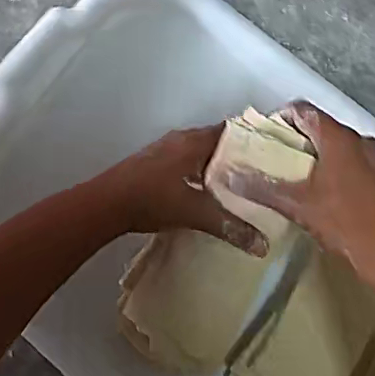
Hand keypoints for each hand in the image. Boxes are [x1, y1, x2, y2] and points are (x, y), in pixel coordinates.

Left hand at [93, 124, 267, 255]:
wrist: (106, 203)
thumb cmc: (152, 198)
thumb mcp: (194, 212)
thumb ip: (228, 225)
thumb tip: (262, 244)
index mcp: (193, 142)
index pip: (229, 131)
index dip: (249, 140)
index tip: (268, 154)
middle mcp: (180, 139)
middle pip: (215, 141)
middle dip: (235, 156)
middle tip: (257, 175)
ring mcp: (164, 150)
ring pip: (198, 152)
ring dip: (215, 165)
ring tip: (235, 186)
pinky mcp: (153, 164)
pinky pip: (185, 162)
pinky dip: (198, 172)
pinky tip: (203, 193)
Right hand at [224, 101, 374, 299]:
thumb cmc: (351, 227)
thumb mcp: (300, 208)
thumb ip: (264, 188)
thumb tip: (230, 176)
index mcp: (340, 138)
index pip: (303, 110)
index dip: (279, 119)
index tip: (264, 137)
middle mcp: (362, 141)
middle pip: (322, 128)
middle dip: (297, 141)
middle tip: (276, 162)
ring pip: (341, 147)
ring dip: (319, 158)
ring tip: (299, 182)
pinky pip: (358, 164)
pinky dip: (339, 171)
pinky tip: (330, 199)